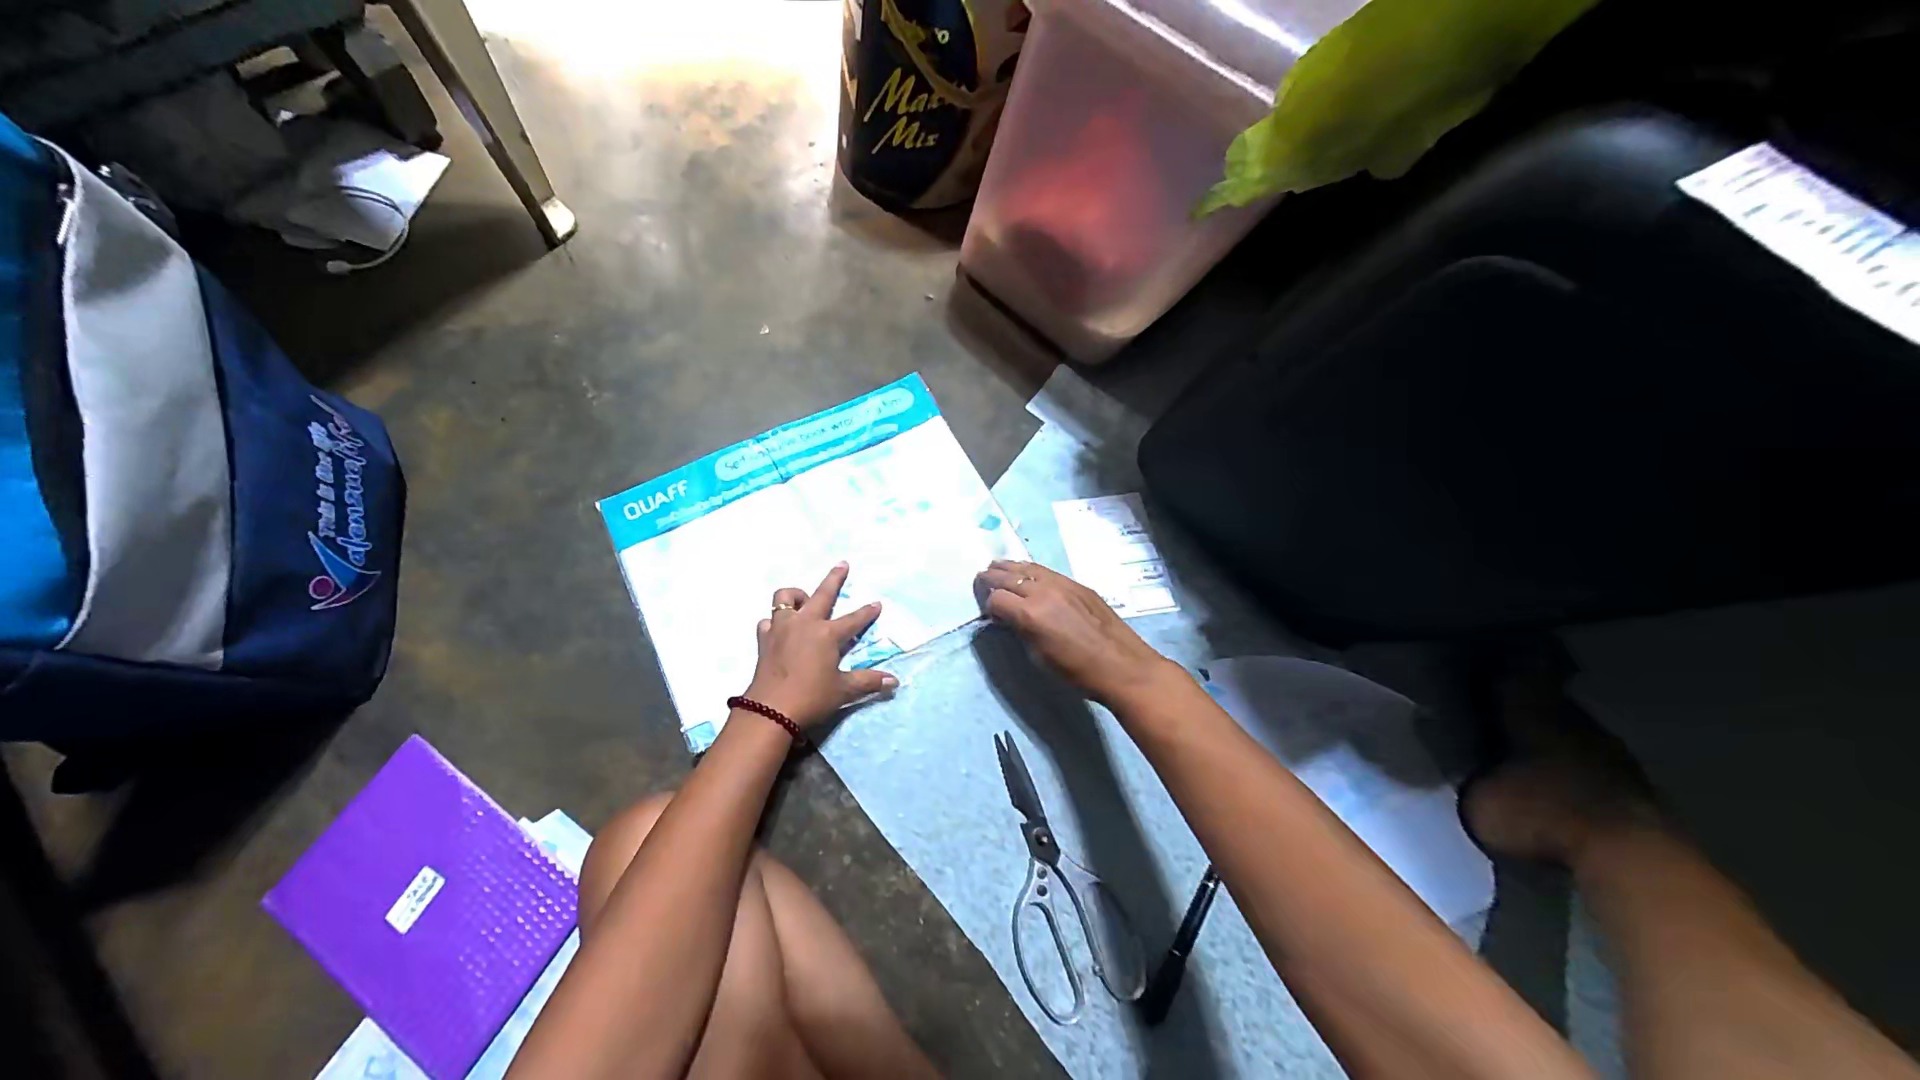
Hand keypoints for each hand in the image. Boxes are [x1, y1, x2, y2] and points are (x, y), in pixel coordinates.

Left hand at [744, 563, 895, 728]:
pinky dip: (775, 621)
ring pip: (785, 598)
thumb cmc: (811, 698)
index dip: (867, 612)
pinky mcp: (764, 639)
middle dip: (835, 578)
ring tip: (803, 601)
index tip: (877, 604)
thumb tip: (894, 681)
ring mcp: (781, 629)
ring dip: (796, 596)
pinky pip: (769, 621)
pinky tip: (780, 629)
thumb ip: (868, 682)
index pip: (853, 619)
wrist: (770, 711)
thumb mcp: (843, 690)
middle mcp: (804, 623)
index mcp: (827, 634)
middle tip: (842, 564)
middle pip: (822, 594)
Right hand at [976, 560, 1176, 707]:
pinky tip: (1026, 572)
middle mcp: (1043, 592)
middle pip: (1008, 577)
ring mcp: (1062, 584)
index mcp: (1029, 614)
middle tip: (980, 577)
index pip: (996, 599)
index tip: (989, 613)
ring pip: (1028, 568)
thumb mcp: (1039, 657)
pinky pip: (1047, 571)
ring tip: (997, 566)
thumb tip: (1009, 619)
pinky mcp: (1078, 585)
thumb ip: (1020, 631)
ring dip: (1009, 567)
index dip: (988, 606)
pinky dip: (1030, 570)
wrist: (1121, 666)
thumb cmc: (1077, 672)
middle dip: (992, 578)